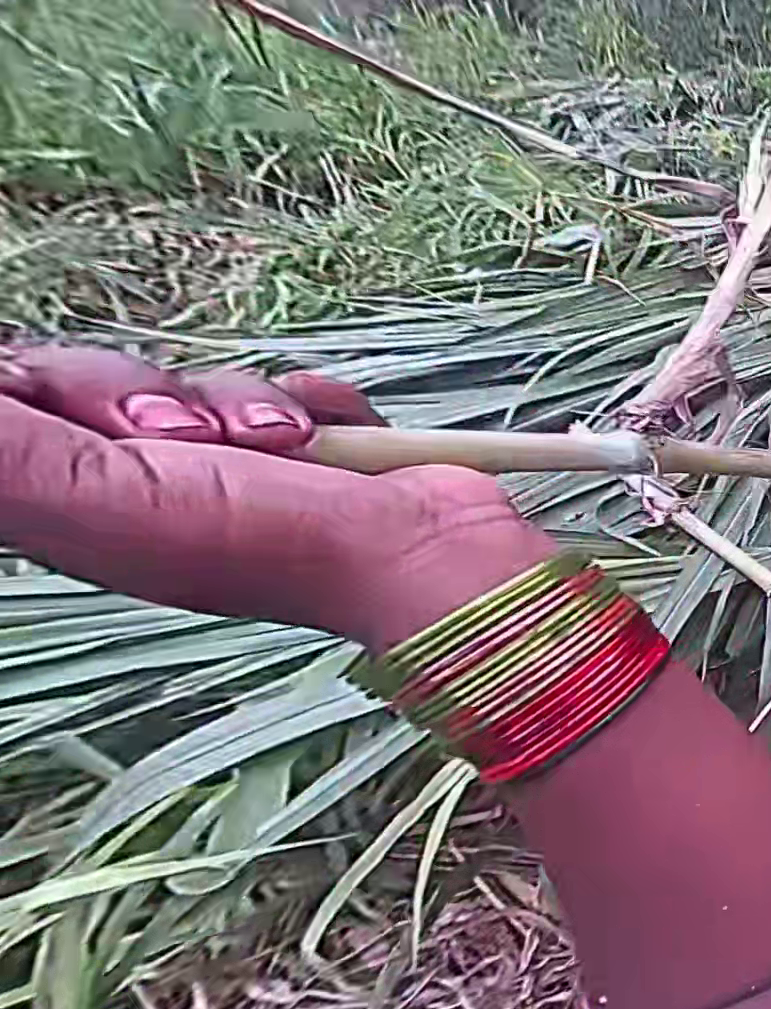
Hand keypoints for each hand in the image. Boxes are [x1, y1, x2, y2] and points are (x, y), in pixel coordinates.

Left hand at [0, 346, 554, 649]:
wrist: (416, 550)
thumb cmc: (268, 545)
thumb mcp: (90, 496)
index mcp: (85, 501)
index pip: (10, 406)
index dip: (32, 388)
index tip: (95, 419)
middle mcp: (163, 478)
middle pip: (101, 381)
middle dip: (146, 394)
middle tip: (189, 438)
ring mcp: (253, 462)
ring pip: (209, 383)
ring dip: (250, 402)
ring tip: (289, 442)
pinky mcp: (329, 445)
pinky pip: (299, 388)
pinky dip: (318, 398)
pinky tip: (332, 425)